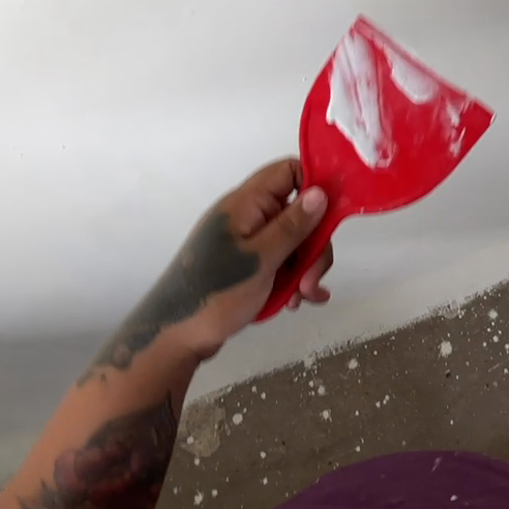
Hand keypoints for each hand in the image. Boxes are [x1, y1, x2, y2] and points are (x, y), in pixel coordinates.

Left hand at [100, 160, 332, 370]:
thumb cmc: (215, 292)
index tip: (333, 215)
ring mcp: (249, 242)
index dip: (316, 185)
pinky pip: (283, 262)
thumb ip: (292, 225)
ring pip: (295, 241)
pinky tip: (298, 301)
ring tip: (302, 296)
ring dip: (305, 268)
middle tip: (310, 277)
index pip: (289, 172)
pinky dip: (294, 279)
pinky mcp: (250, 265)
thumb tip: (320, 192)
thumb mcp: (260, 259)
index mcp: (246, 204)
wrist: (174, 337)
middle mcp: (249, 217)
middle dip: (313, 245)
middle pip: (299, 213)